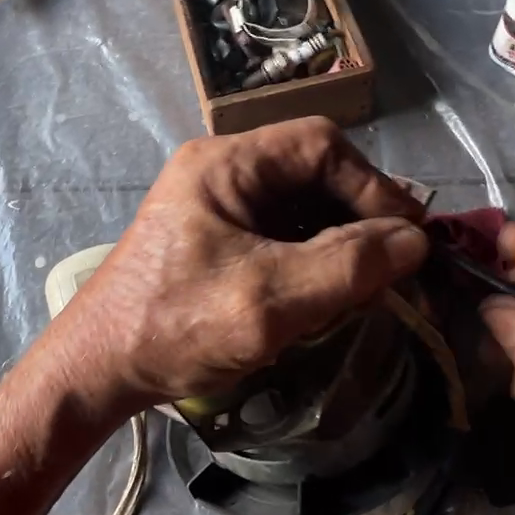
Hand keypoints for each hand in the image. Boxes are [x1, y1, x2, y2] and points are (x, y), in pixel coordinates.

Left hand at [46, 117, 428, 409]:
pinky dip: (315, 257)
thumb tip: (415, 240)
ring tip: (369, 282)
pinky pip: (283, 232)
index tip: (405, 237)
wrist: (99, 368)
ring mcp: (219, 204)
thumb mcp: (267, 299)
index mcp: (224, 164)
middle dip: (359, 215)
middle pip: (313, 172)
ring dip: (341, 239)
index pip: (319, 145)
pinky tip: (331, 292)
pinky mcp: (219, 238)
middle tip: (395, 264)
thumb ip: (346, 266)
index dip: (371, 185)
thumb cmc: (174, 327)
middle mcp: (222, 171)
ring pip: (303, 205)